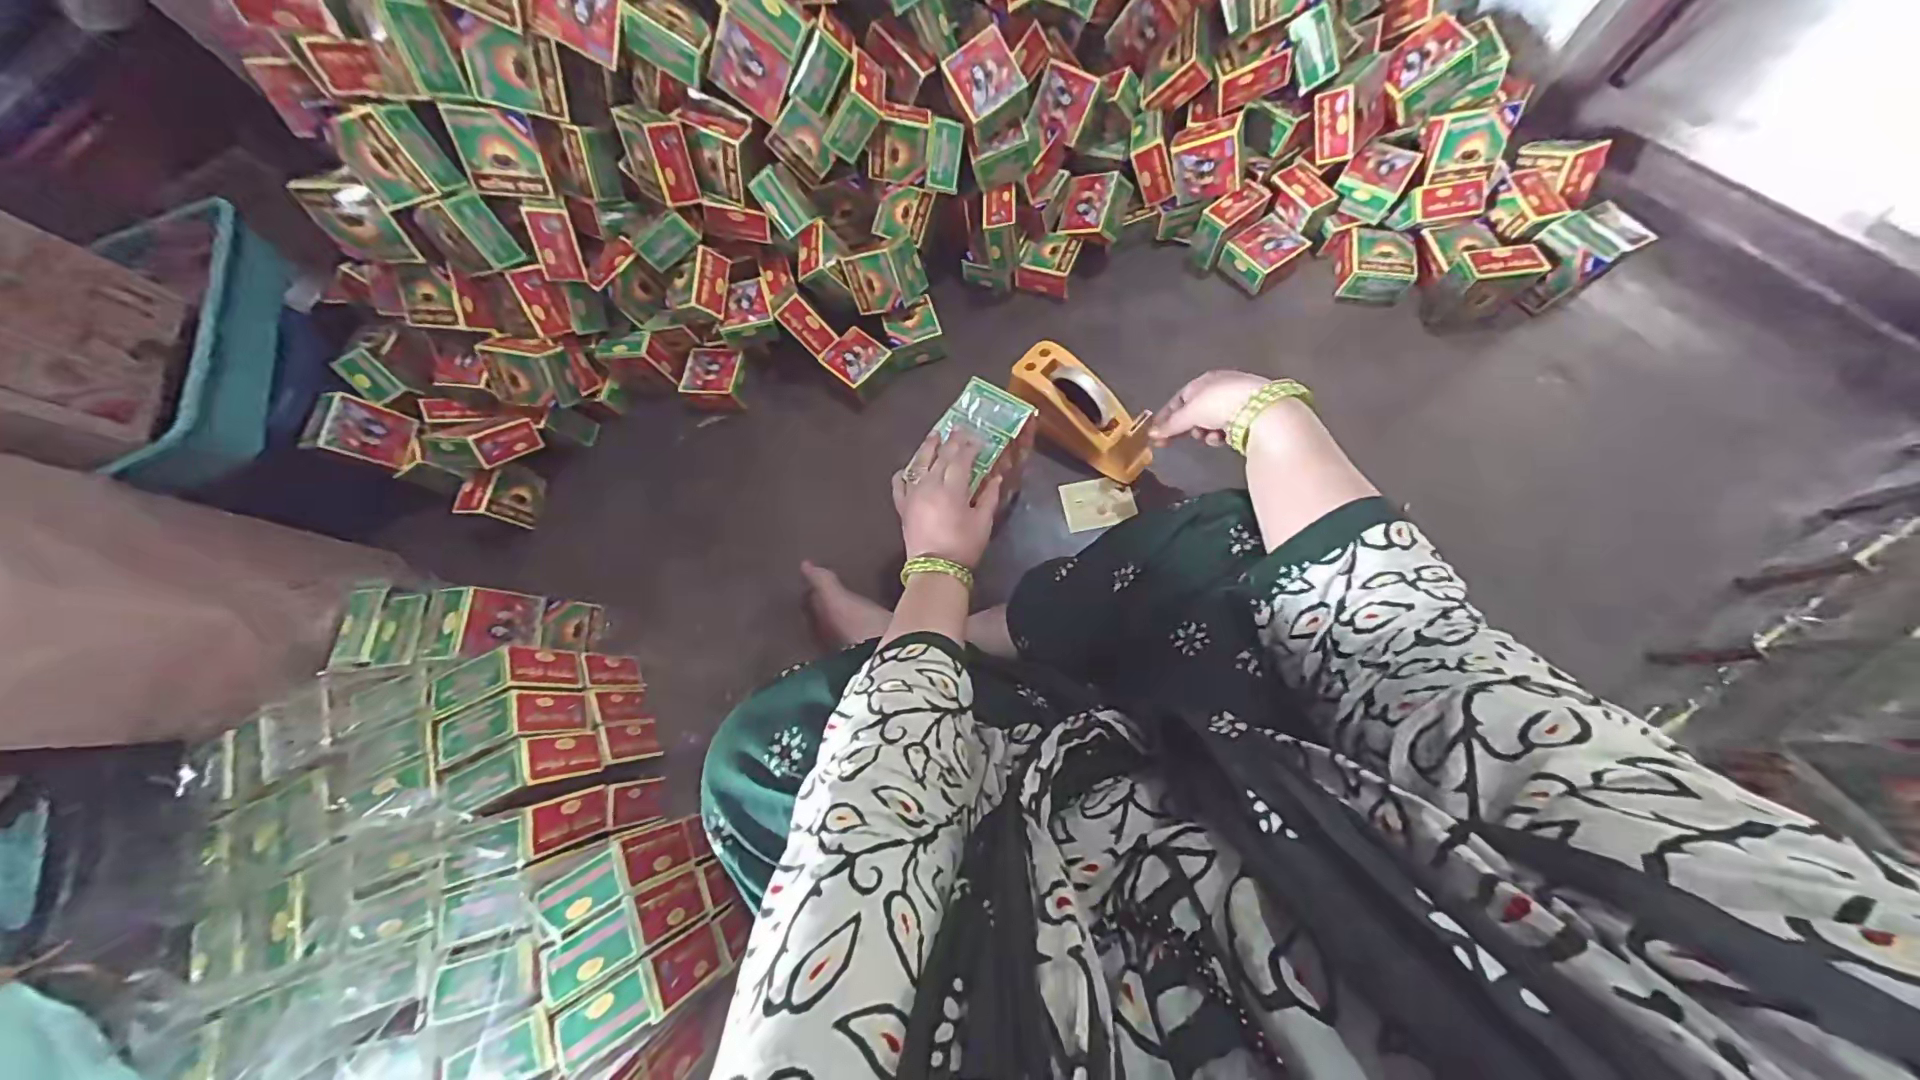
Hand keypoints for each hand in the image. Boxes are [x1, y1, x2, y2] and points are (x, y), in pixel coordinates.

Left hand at [892, 432, 1002, 566]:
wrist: (935, 570)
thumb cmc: (963, 546)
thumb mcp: (983, 522)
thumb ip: (989, 497)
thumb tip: (996, 478)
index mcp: (952, 488)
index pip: (961, 459)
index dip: (970, 446)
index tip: (978, 439)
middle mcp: (929, 485)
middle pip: (940, 457)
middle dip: (951, 441)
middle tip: (958, 429)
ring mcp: (913, 495)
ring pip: (918, 464)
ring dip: (927, 448)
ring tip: (934, 436)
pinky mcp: (902, 507)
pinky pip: (899, 484)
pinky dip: (904, 473)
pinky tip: (909, 468)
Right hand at [1147, 370, 1281, 447]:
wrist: (1259, 408)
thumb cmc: (1218, 404)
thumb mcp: (1189, 413)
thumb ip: (1170, 424)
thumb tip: (1151, 434)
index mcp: (1203, 381)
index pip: (1178, 400)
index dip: (1166, 417)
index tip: (1156, 434)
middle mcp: (1218, 388)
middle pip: (1193, 412)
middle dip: (1185, 428)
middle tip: (1175, 441)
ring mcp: (1234, 400)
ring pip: (1209, 422)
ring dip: (1203, 432)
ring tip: (1206, 437)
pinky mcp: (1247, 414)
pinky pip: (1225, 427)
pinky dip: (1219, 435)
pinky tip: (1222, 439)